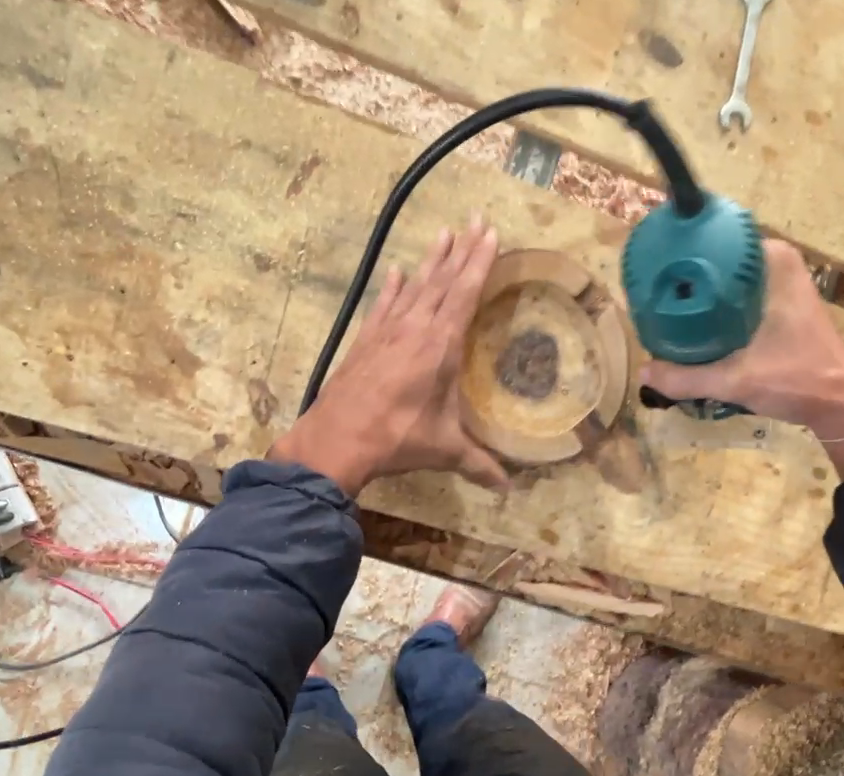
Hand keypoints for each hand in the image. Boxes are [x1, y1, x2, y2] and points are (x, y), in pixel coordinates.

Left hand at [270, 218, 508, 496]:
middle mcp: (415, 330)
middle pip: (443, 281)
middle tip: (476, 219)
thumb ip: (478, 465)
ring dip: (431, 260)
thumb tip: (507, 488)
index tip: (490, 233)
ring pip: (414, 287)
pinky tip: (398, 272)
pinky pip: (384, 307)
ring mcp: (387, 333)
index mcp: (440, 348)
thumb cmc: (397, 440)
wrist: (336, 440)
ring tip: (444, 232)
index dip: (479, 263)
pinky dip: (393, 288)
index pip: (464, 294)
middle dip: (462, 250)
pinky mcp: (365, 343)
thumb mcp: (444, 451)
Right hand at [637, 240, 843, 476]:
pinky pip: (736, 300)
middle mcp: (776, 265)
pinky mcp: (778, 309)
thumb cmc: (797, 380)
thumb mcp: (736, 380)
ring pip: (726, 284)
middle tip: (651, 298)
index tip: (653, 271)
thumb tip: (643, 372)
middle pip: (718, 263)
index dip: (684, 254)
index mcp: (772, 263)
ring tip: (663, 313)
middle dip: (687, 279)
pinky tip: (691, 330)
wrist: (840, 404)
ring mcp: (779, 287)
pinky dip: (715, 312)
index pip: (717, 240)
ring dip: (699, 298)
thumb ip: (687, 378)